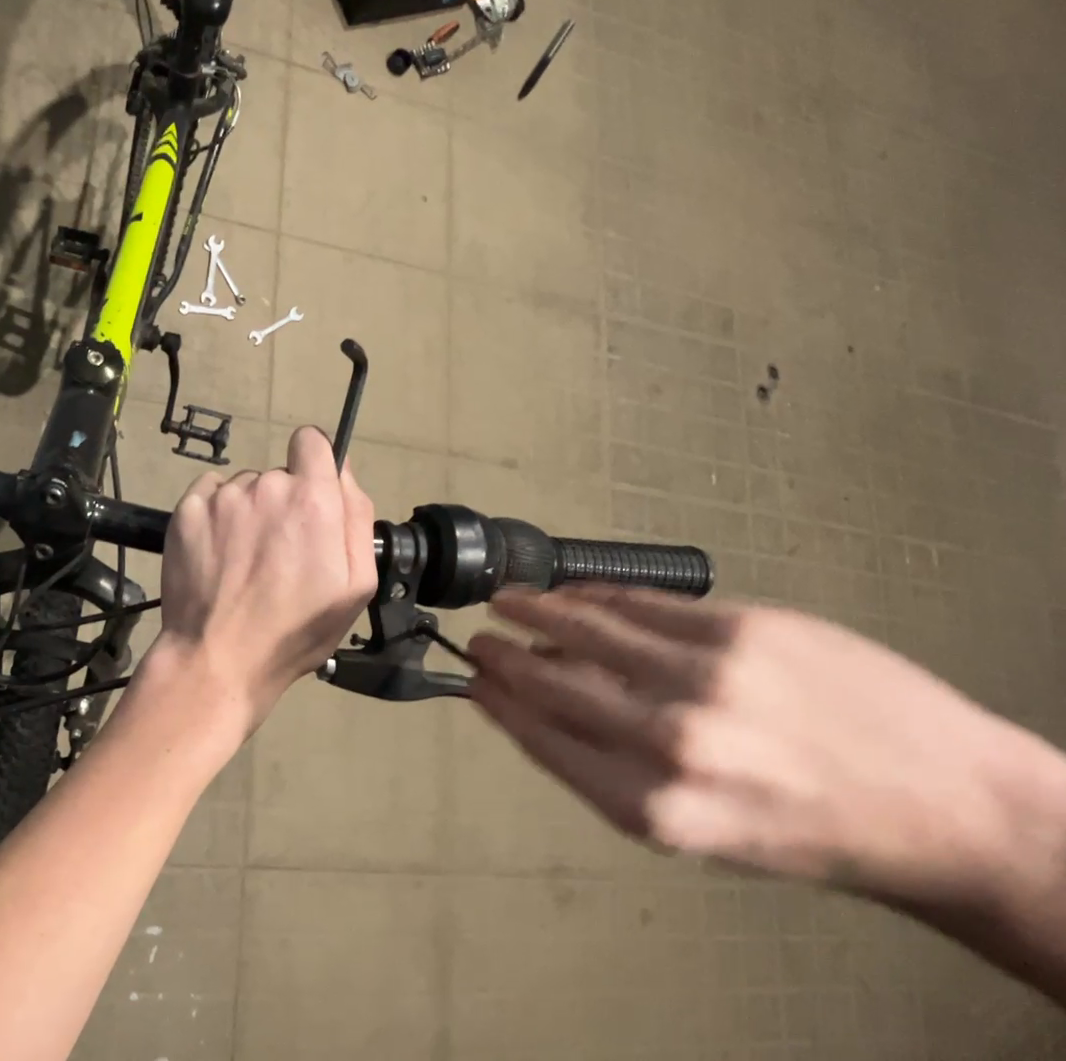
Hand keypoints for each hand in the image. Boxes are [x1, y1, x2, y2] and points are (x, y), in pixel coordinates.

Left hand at [151, 426, 376, 733]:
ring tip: (243, 562)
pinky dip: (214, 516)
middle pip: (279, 475)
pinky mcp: (185, 511)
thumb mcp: (355, 586)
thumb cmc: (294, 630)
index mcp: (312, 498)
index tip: (311, 496)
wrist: (217, 656)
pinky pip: (208, 496)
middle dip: (284, 504)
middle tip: (279, 554)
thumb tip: (342, 474)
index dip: (314, 464)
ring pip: (243, 490)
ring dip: (247, 513)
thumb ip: (356, 518)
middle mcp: (265, 485)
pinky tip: (217, 553)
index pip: (312, 441)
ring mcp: (220, 498)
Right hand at [468, 588, 1065, 910]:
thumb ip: (610, 766)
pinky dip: (598, 597)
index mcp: (652, 806)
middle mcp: (671, 742)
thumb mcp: (696, 826)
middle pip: (552, 683)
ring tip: (510, 602)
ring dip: (537, 611)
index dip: (497, 703)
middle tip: (479, 640)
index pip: (541, 736)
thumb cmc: (811, 832)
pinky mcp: (748, 629)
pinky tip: (577, 595)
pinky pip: (646, 604)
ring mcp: (710, 677)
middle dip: (503, 657)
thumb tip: (545, 700)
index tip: (473, 681)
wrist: (953, 808)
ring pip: (589, 630)